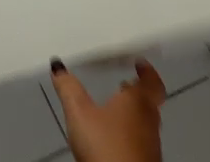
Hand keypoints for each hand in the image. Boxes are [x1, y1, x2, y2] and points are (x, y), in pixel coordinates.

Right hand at [49, 58, 165, 161]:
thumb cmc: (105, 145)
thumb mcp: (79, 112)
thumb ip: (68, 88)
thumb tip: (58, 66)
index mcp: (137, 103)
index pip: (152, 83)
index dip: (148, 72)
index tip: (141, 63)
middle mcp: (149, 122)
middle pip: (149, 102)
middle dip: (136, 92)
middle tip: (124, 83)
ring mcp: (150, 145)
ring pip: (145, 122)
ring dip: (132, 113)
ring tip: (114, 107)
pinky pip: (140, 139)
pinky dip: (129, 131)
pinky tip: (112, 136)